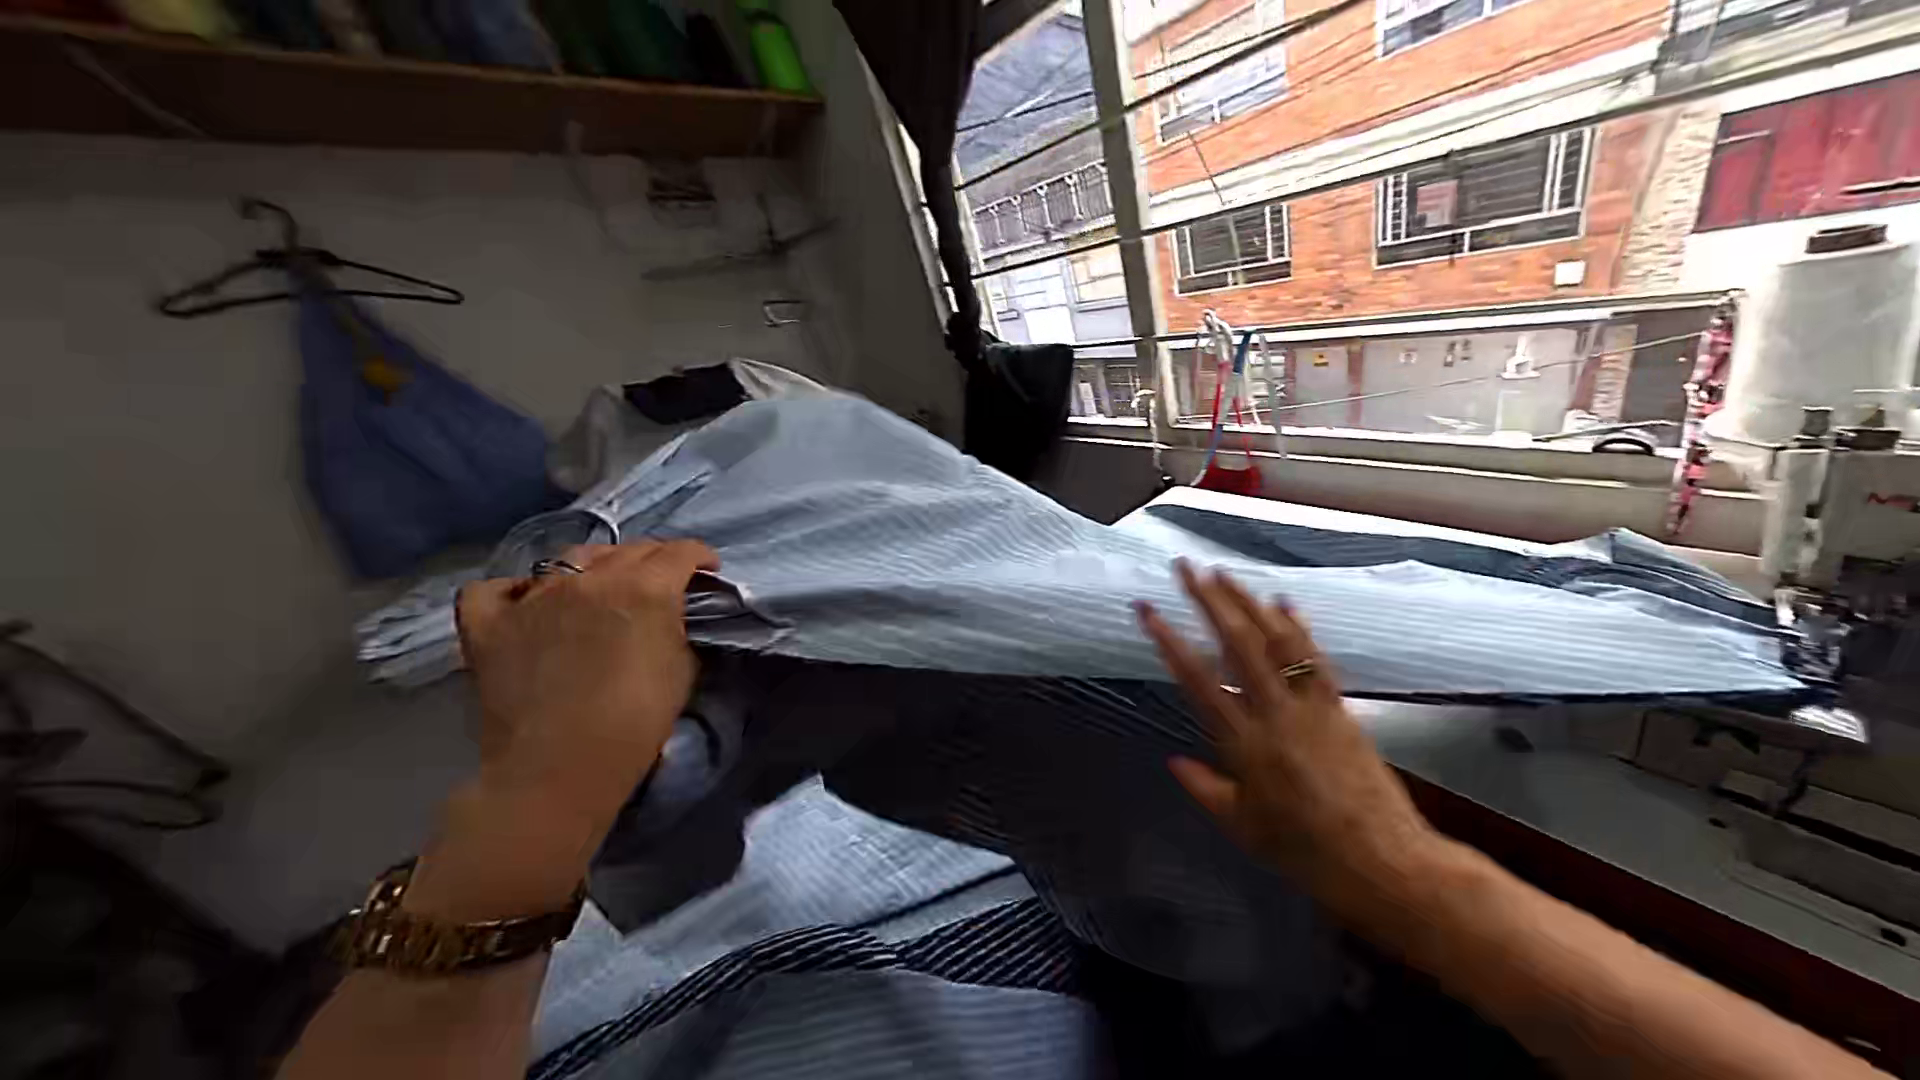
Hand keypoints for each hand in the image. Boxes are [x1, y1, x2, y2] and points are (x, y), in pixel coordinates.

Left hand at [454, 540, 719, 823]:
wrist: (562, 766)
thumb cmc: (638, 720)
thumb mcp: (683, 666)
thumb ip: (677, 626)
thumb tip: (669, 615)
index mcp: (646, 588)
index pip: (680, 552)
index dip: (700, 557)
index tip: (707, 570)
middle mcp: (591, 579)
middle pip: (631, 549)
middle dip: (655, 560)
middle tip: (663, 582)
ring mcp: (535, 596)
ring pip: (572, 558)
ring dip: (597, 566)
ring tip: (602, 587)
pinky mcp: (491, 622)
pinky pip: (497, 588)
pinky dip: (516, 590)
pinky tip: (529, 602)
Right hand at [1137, 561, 1443, 912]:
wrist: (1386, 863)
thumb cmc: (1305, 851)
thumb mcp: (1242, 828)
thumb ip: (1205, 789)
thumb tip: (1174, 760)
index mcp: (1244, 745)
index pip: (1197, 680)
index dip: (1169, 641)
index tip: (1149, 611)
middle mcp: (1275, 715)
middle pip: (1238, 645)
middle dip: (1208, 601)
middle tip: (1186, 569)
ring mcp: (1311, 707)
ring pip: (1277, 641)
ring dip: (1247, 602)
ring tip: (1223, 574)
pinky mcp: (1339, 708)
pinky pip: (1316, 659)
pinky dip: (1297, 627)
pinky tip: (1283, 602)